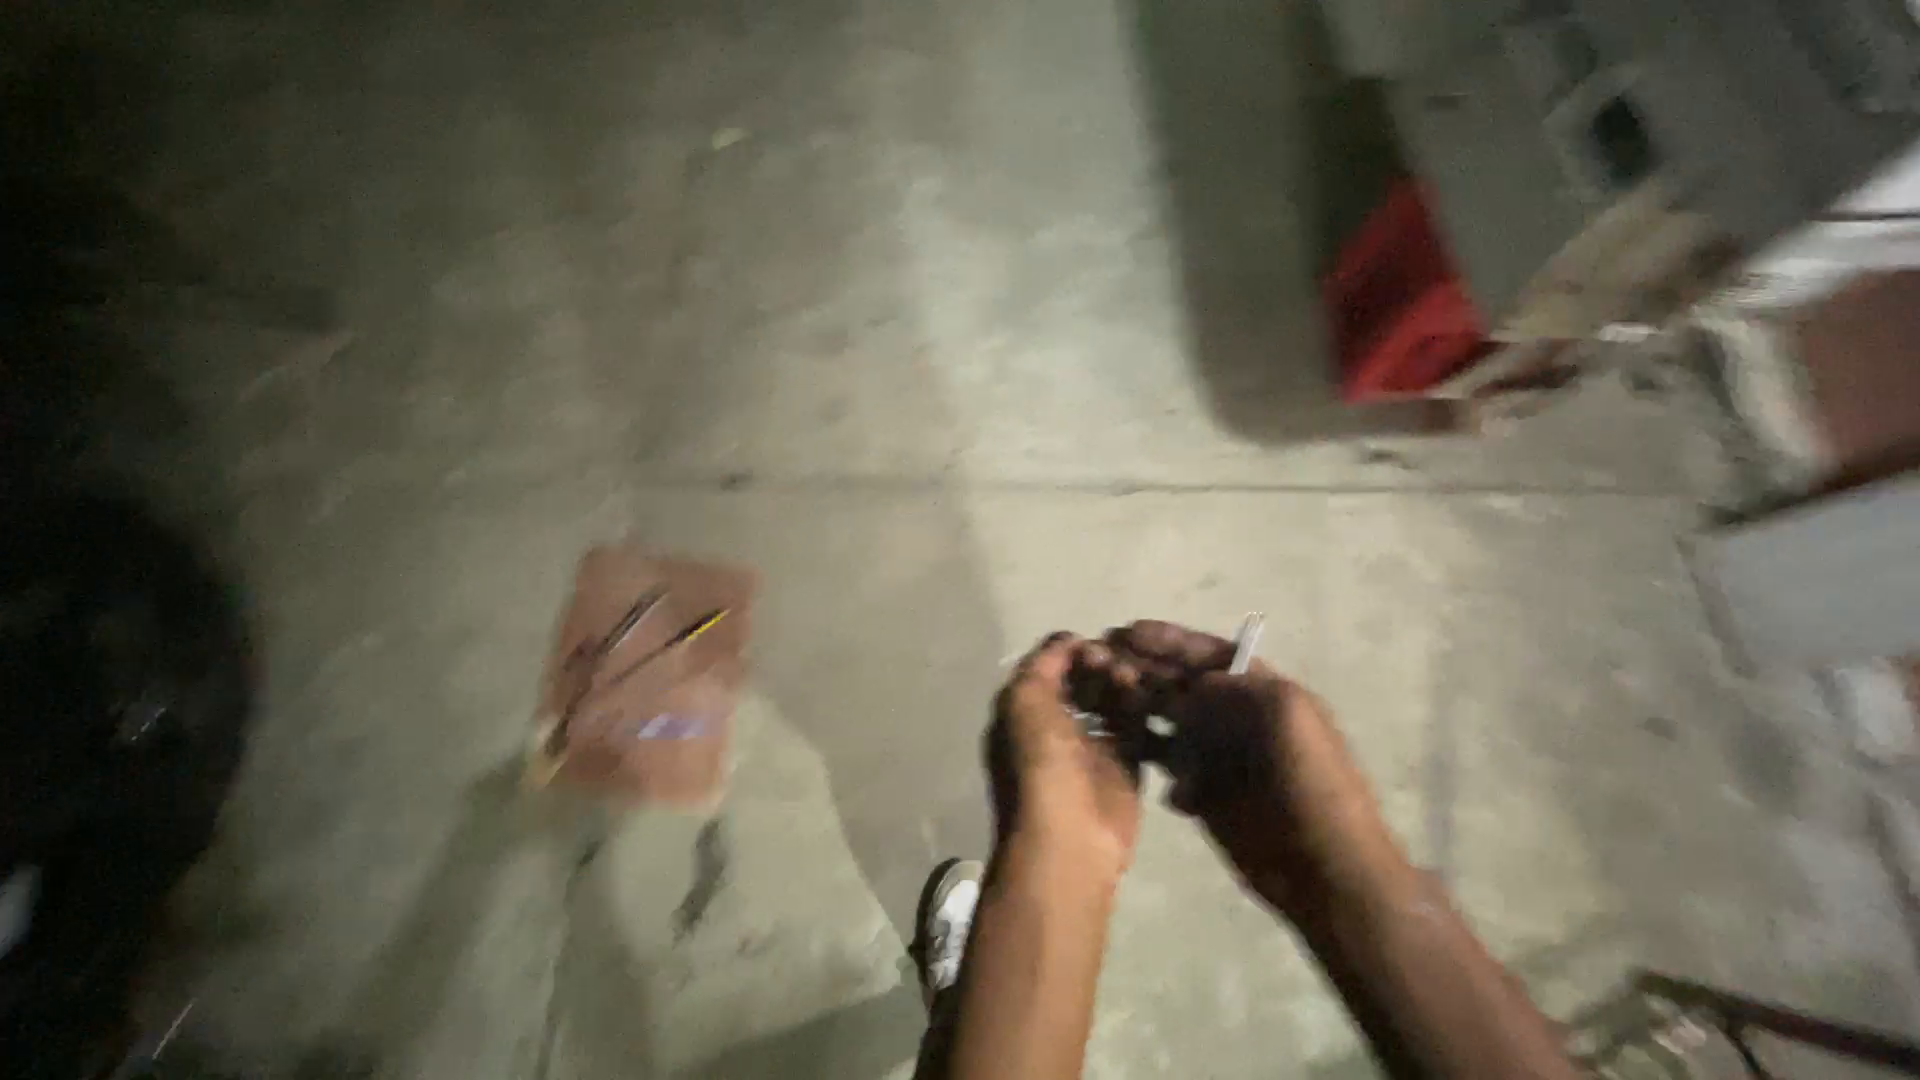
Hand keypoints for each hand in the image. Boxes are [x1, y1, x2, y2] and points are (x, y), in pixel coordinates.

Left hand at [986, 633, 1143, 879]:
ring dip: (1120, 682)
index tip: (1092, 647)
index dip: (1070, 652)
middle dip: (1099, 664)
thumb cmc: (1038, 763)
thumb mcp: (1025, 700)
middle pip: (1082, 681)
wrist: (1068, 838)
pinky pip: (1135, 726)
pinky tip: (1146, 695)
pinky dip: (1140, 706)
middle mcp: (1055, 726)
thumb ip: (1045, 663)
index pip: (1049, 669)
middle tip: (1115, 662)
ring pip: (1110, 700)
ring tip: (1131, 678)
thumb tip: (1069, 640)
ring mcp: (1091, 746)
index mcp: (1024, 712)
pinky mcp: (1125, 765)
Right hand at [1091, 620, 1401, 916]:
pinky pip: (1166, 764)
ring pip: (1168, 722)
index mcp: (1262, 693)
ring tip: (1102, 706)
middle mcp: (1237, 717)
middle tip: (1099, 661)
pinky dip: (1149, 758)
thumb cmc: (1313, 787)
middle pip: (1182, 683)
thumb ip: (1237, 688)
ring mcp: (1218, 755)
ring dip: (1137, 711)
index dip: (1169, 641)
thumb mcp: (1285, 717)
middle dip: (1144, 669)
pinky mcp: (1203, 791)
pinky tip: (1128, 750)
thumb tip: (1195, 683)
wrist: (1325, 870)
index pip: (1209, 655)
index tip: (1127, 631)